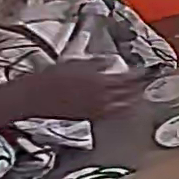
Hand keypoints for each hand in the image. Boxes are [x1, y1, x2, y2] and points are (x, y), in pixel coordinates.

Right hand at [0, 60, 142, 121]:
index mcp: (99, 80)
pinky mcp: (89, 117)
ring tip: (141, 94)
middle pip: (131, 92)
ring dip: (135, 99)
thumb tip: (111, 62)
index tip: (147, 71)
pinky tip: (126, 107)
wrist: (30, 98)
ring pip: (125, 105)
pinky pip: (113, 114)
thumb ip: (96, 63)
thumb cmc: (49, 78)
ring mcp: (96, 108)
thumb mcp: (74, 63)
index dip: (140, 75)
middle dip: (141, 87)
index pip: (129, 78)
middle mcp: (101, 96)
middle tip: (148, 82)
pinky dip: (123, 110)